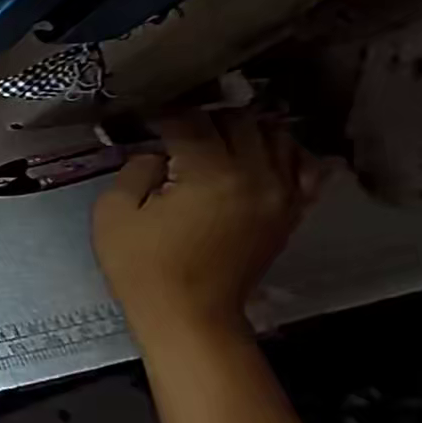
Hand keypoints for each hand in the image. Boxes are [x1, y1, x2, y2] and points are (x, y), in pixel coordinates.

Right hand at [92, 112, 321, 348]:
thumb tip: (154, 154)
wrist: (187, 308)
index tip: (138, 117)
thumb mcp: (114, 211)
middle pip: (240, 122)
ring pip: (277, 137)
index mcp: (210, 174)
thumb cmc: (140, 260)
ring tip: (211, 134)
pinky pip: (306, 167)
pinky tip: (257, 154)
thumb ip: (135, 171)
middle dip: (203, 116)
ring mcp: (283, 195)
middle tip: (170, 125)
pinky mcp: (290, 211)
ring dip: (243, 128)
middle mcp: (257, 177)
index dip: (161, 114)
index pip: (190, 123)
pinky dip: (284, 152)